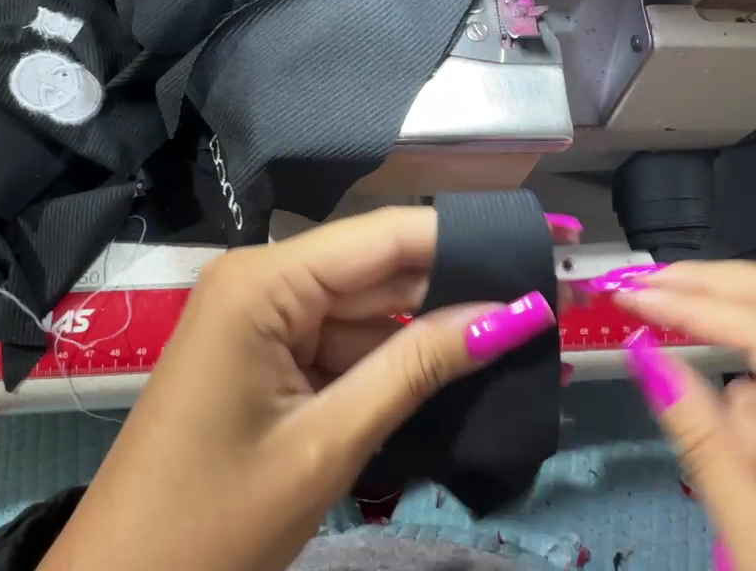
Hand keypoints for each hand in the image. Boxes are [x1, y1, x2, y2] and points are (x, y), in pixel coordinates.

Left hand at [39, 207, 559, 570]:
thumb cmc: (215, 520)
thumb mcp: (331, 440)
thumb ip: (421, 365)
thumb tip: (516, 312)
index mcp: (265, 280)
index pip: (385, 235)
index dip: (465, 243)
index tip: (539, 259)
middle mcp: (262, 277)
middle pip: (378, 267)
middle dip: (454, 290)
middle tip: (540, 310)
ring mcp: (261, 314)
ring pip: (366, 305)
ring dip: (428, 330)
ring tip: (512, 341)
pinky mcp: (265, 349)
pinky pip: (341, 338)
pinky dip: (389, 358)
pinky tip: (448, 372)